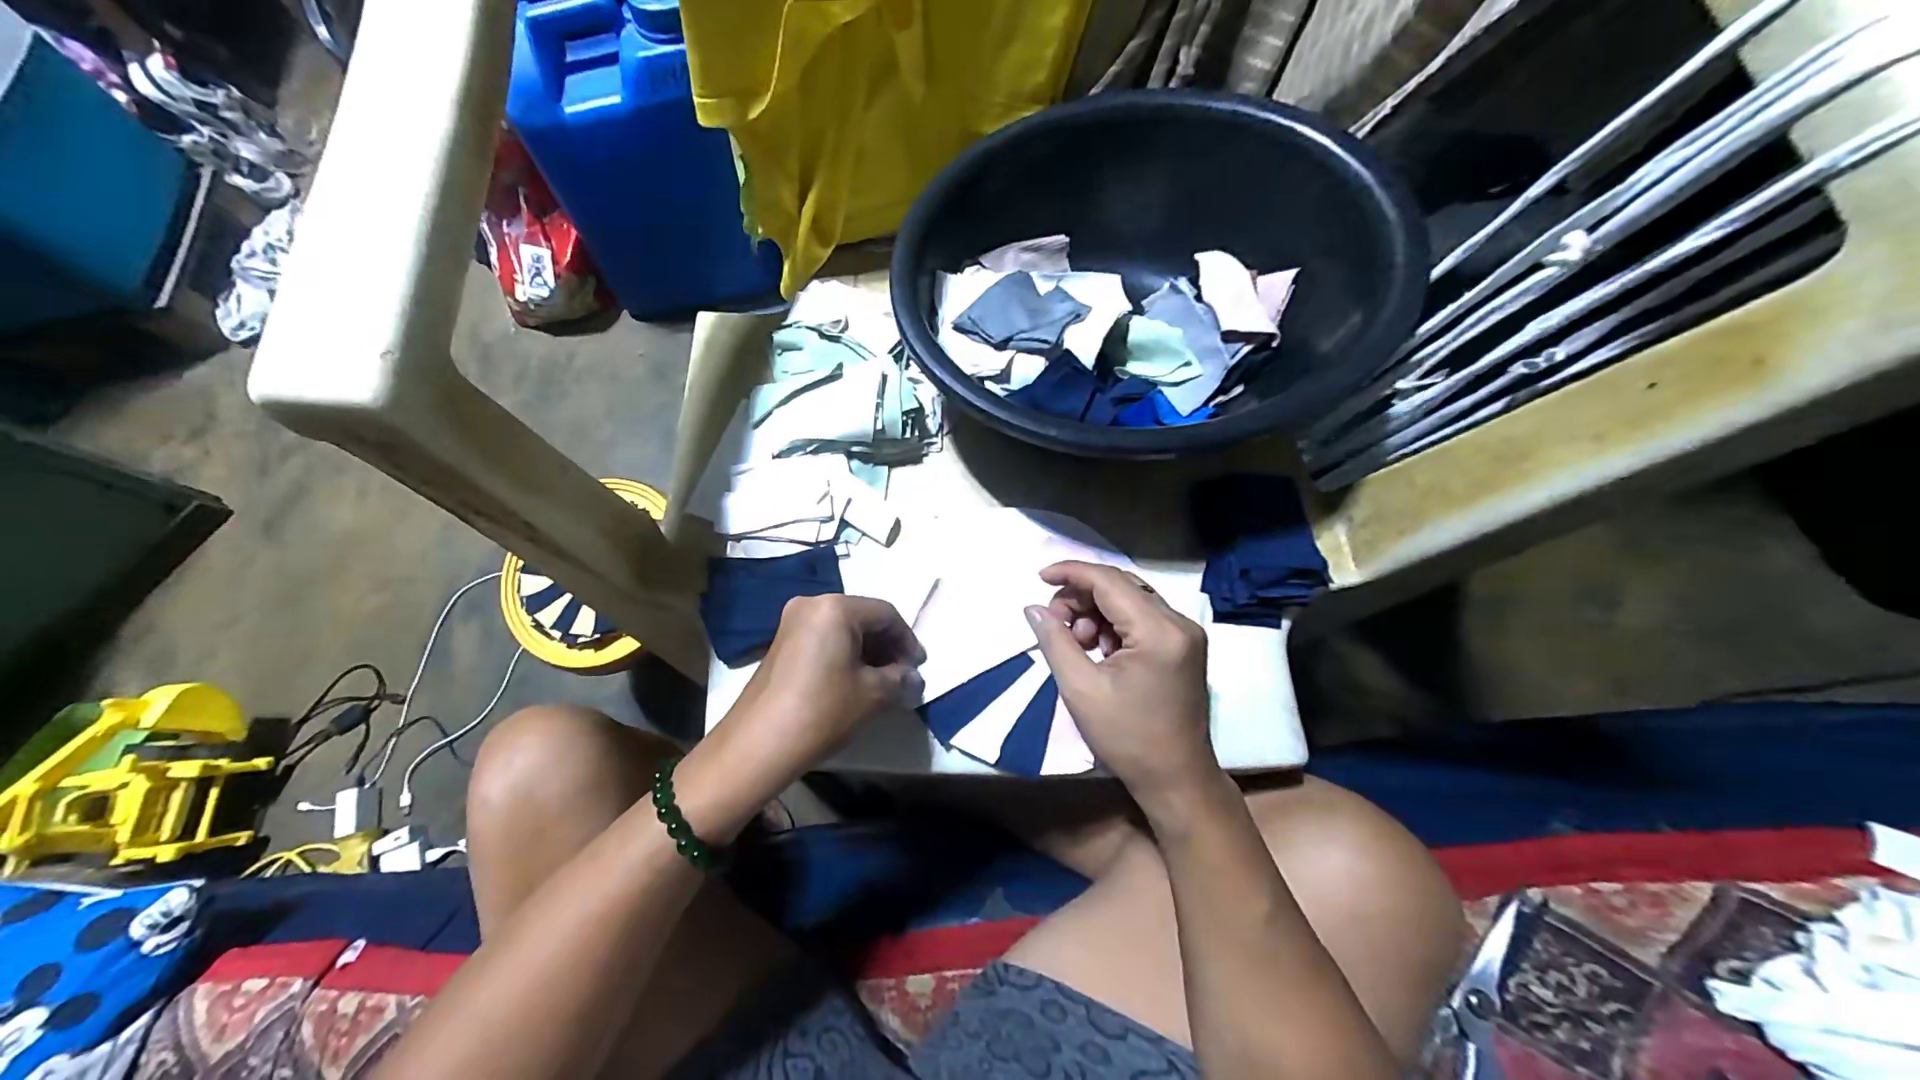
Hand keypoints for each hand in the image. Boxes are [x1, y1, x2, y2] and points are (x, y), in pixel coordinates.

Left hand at [717, 595, 923, 792]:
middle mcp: (810, 604)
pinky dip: (845, 655)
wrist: (758, 744)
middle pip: (862, 618)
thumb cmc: (822, 711)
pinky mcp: (781, 644)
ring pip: (843, 630)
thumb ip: (900, 680)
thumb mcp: (872, 695)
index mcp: (835, 607)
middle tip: (903, 676)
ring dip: (867, 652)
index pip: (885, 614)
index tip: (918, 668)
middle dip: (887, 646)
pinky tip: (855, 682)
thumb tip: (913, 679)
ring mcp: (791, 624)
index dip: (908, 640)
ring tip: (883, 683)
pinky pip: (824, 640)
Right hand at [1025, 561, 1217, 804]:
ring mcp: (1185, 634)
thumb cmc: (1127, 738)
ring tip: (1075, 642)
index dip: (1071, 573)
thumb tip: (1034, 608)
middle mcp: (1179, 623)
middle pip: (1121, 587)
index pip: (1110, 581)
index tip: (1039, 578)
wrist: (1176, 778)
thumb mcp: (1081, 689)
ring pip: (1130, 601)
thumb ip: (1055, 641)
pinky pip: (1142, 619)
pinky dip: (1113, 626)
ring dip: (1096, 612)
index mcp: (1159, 631)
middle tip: (1054, 623)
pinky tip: (1097, 650)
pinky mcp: (1184, 647)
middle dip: (1081, 597)